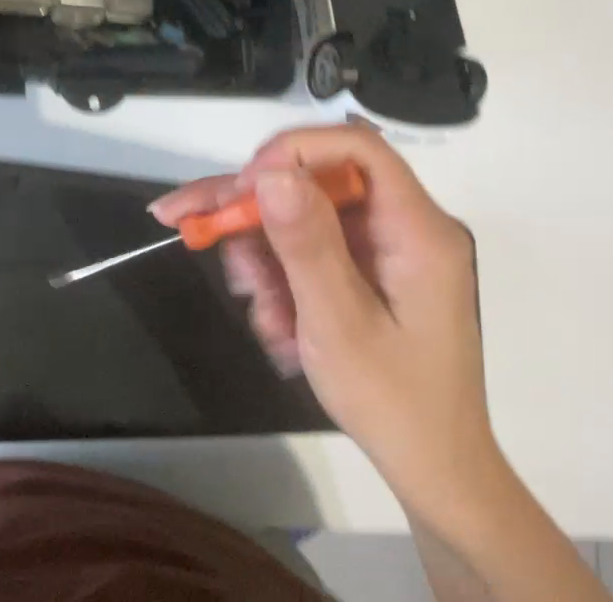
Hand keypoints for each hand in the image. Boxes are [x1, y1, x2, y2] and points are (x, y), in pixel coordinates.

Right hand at [150, 124, 497, 514]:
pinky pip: (303, 250)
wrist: (430, 464)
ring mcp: (379, 249)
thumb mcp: (339, 322)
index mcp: (415, 230)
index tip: (242, 187)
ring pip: (297, 217)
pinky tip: (271, 317)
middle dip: (248, 210)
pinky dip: (275, 278)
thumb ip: (306, 244)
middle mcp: (398, 227)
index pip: (357, 149)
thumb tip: (271, 174)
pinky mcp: (362, 270)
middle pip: (311, 183)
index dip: (293, 152)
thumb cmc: (392, 398)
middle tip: (182, 222)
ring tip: (255, 305)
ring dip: (259, 256)